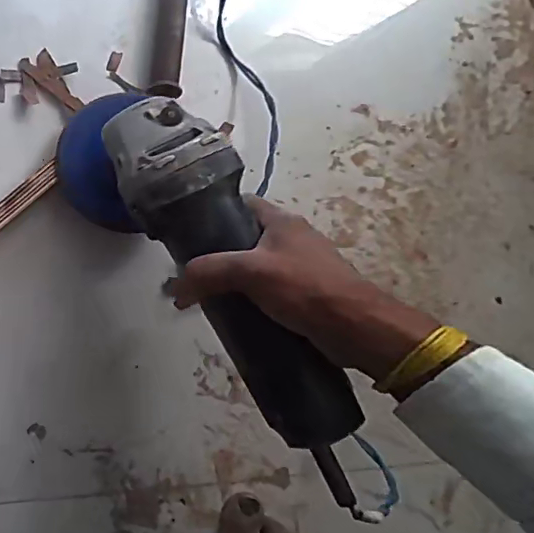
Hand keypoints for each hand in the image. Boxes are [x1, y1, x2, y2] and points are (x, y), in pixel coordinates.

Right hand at [167, 196, 441, 384]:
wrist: (357, 328)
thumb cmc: (306, 288)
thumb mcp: (249, 272)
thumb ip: (208, 273)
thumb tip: (176, 288)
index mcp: (282, 221)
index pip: (241, 204)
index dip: (214, 213)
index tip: (190, 232)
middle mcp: (292, 238)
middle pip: (244, 238)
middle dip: (217, 253)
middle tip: (193, 270)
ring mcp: (300, 266)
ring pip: (254, 266)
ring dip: (232, 279)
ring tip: (208, 294)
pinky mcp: (305, 293)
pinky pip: (267, 289)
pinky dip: (249, 297)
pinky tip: (235, 311)